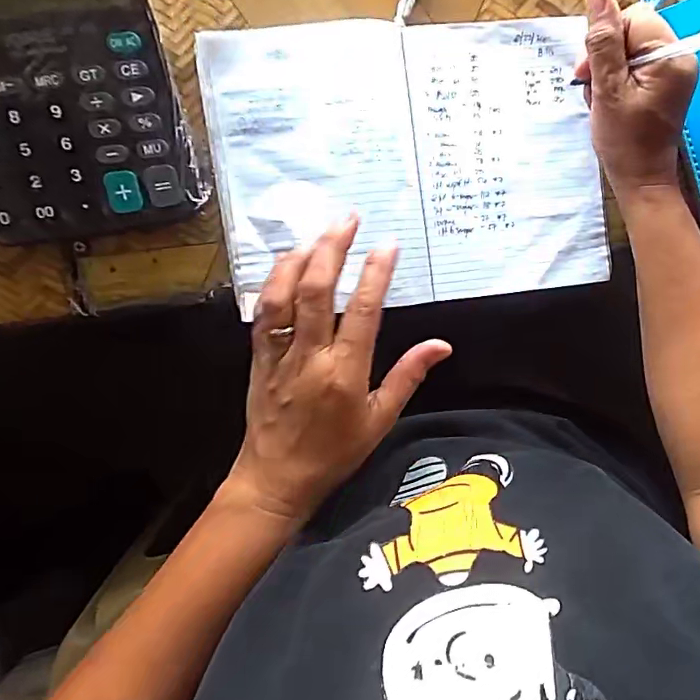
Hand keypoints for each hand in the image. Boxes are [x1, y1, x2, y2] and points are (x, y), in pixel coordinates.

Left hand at [220, 216, 452, 525]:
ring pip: (285, 296)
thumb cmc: (334, 453)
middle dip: (333, 249)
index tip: (387, 245)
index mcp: (345, 373)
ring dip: (300, 259)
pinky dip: (274, 283)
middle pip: (318, 291)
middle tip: (348, 219)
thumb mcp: (379, 421)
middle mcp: (310, 357)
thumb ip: (408, 377)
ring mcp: (279, 354)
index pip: (363, 311)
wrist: (276, 480)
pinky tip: (286, 265)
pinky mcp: (259, 357)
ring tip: (318, 234)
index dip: (375, 274)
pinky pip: (263, 313)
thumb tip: (441, 345)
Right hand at [574, 0, 698, 193]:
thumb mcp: (607, 89)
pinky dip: (617, 80)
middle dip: (606, 55)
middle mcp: (679, 58)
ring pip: (630, 49)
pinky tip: (609, 101)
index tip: (590, 71)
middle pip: (633, 30)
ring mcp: (673, 72)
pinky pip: (635, 66)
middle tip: (591, 86)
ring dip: (608, 70)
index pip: (635, 17)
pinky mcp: (665, 85)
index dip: (608, 37)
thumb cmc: (624, 141)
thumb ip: (603, 42)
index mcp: (671, 57)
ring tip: (601, 99)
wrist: (641, 180)